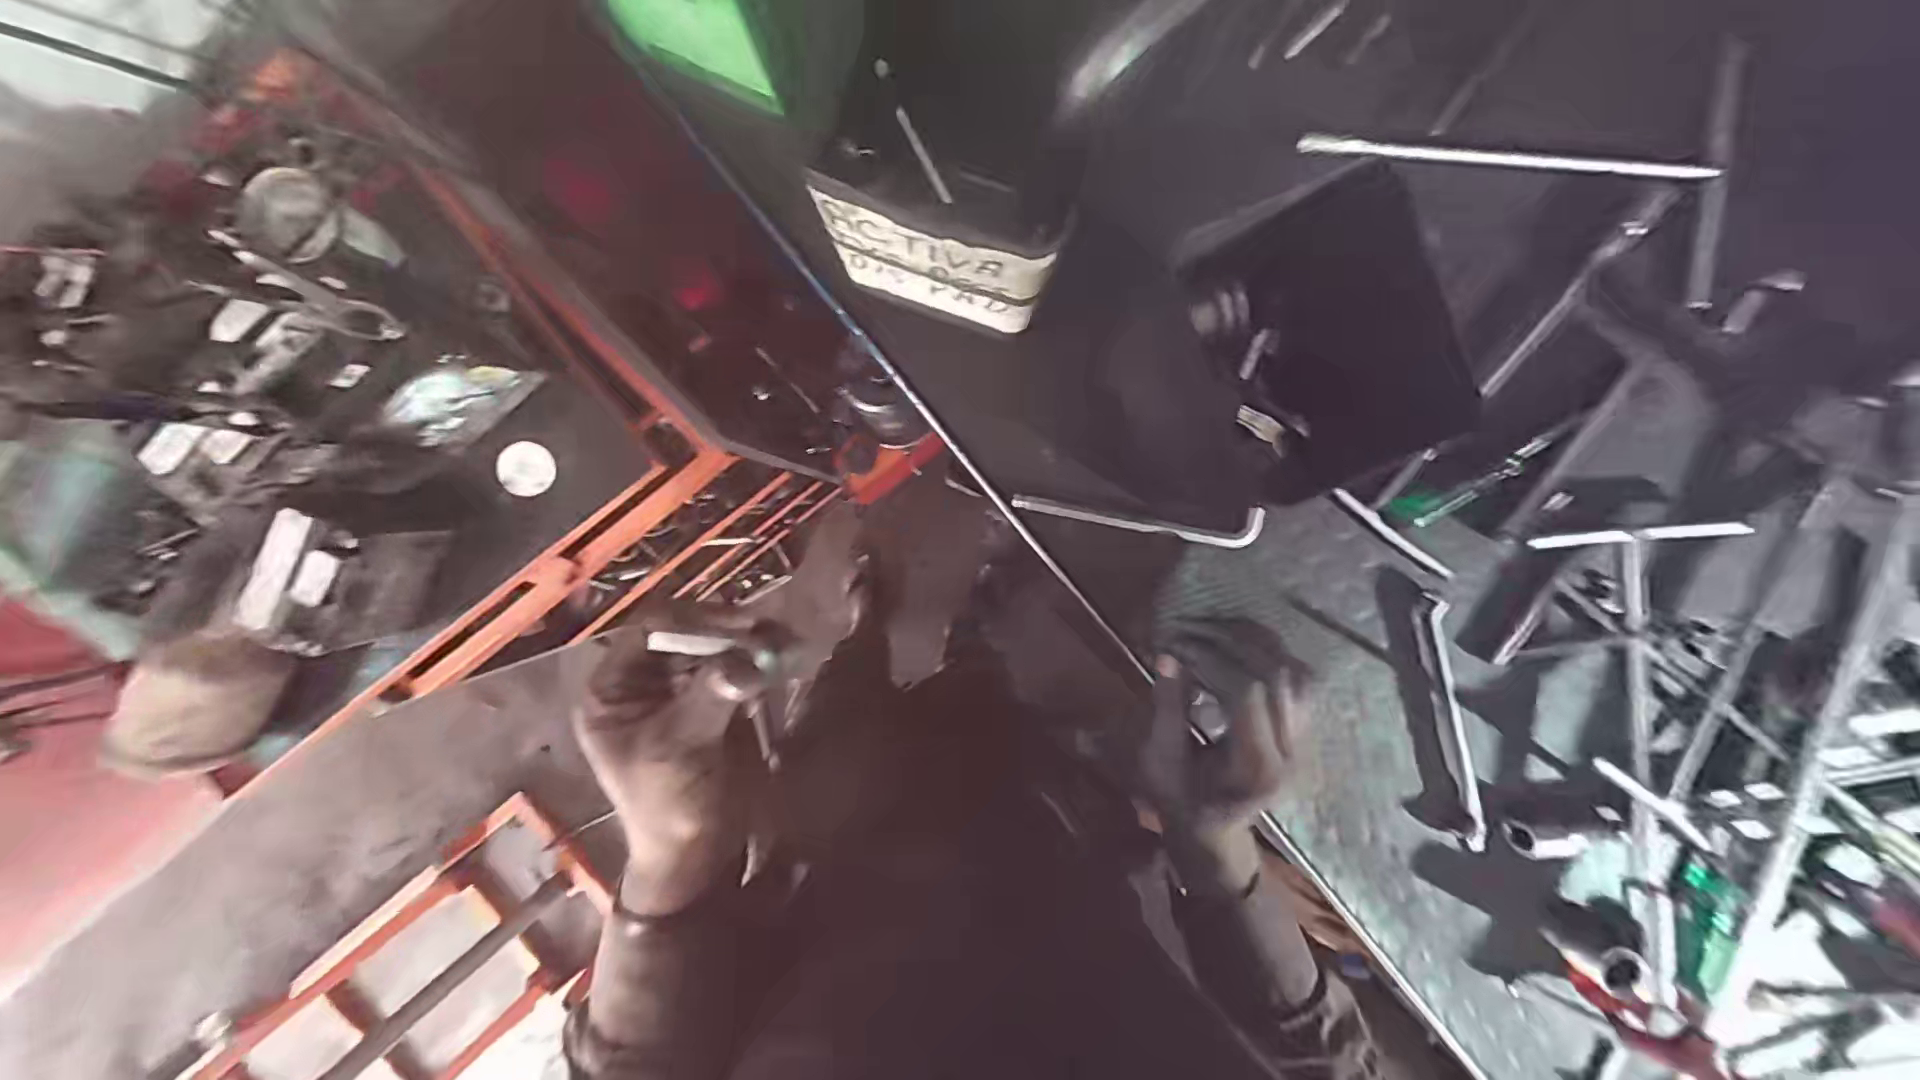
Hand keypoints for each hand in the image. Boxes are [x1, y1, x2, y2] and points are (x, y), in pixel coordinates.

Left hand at [573, 606, 762, 915]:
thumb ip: (710, 697)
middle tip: (769, 632)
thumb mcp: (681, 748)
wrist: (699, 850)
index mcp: (615, 688)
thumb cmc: (669, 805)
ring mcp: (686, 686)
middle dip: (729, 629)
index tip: (740, 625)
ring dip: (751, 640)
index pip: (651, 629)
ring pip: (719, 644)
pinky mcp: (719, 698)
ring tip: (784, 641)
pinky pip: (741, 664)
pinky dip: (762, 658)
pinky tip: (784, 657)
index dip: (695, 619)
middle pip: (689, 631)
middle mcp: (648, 679)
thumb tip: (748, 661)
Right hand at [1138, 618, 1308, 891]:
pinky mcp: (1301, 728)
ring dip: (1253, 642)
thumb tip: (1168, 655)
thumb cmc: (1179, 799)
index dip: (1209, 658)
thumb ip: (1168, 707)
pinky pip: (1297, 678)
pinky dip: (1267, 653)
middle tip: (1188, 627)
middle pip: (1275, 675)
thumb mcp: (1161, 758)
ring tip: (1211, 628)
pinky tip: (1235, 643)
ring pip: (1294, 672)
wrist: (1212, 829)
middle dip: (1228, 641)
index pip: (1246, 693)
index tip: (1173, 644)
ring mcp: (1303, 740)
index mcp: (1256, 766)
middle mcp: (1291, 751)